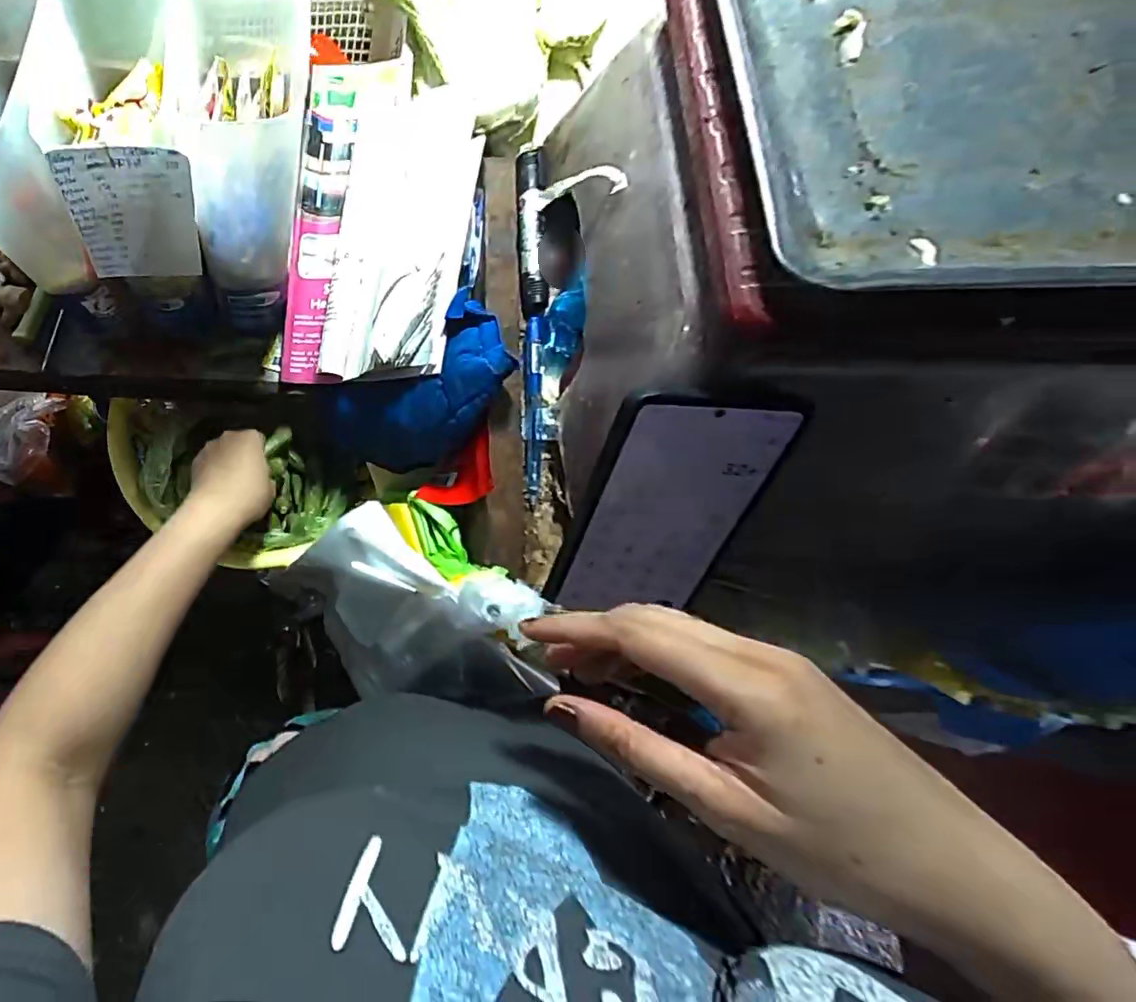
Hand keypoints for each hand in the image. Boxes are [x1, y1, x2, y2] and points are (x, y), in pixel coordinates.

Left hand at [179, 429, 273, 533]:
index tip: (261, 469)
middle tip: (244, 476)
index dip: (260, 454)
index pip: (259, 439)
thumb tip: (262, 478)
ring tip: (226, 483)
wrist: (214, 509)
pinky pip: (207, 462)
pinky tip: (212, 487)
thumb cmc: (248, 496)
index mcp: (250, 438)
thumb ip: (267, 478)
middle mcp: (228, 436)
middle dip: (240, 455)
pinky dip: (210, 470)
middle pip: (237, 443)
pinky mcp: (194, 461)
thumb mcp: (270, 490)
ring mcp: (208, 447)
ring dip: (224, 461)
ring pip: (220, 451)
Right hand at [526, 606, 1135, 999]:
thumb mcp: (723, 808)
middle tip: (546, 656)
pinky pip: (701, 642)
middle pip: (653, 617)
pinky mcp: (787, 673)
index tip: (525, 633)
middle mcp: (762, 655)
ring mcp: (779, 660)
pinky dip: (653, 648)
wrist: (967, 876)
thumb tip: (559, 704)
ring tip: (577, 666)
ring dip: (620, 637)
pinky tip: (634, 673)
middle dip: (591, 628)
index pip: (639, 632)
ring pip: (676, 625)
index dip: (575, 626)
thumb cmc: (838, 851)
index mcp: (748, 685)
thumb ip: (634, 745)